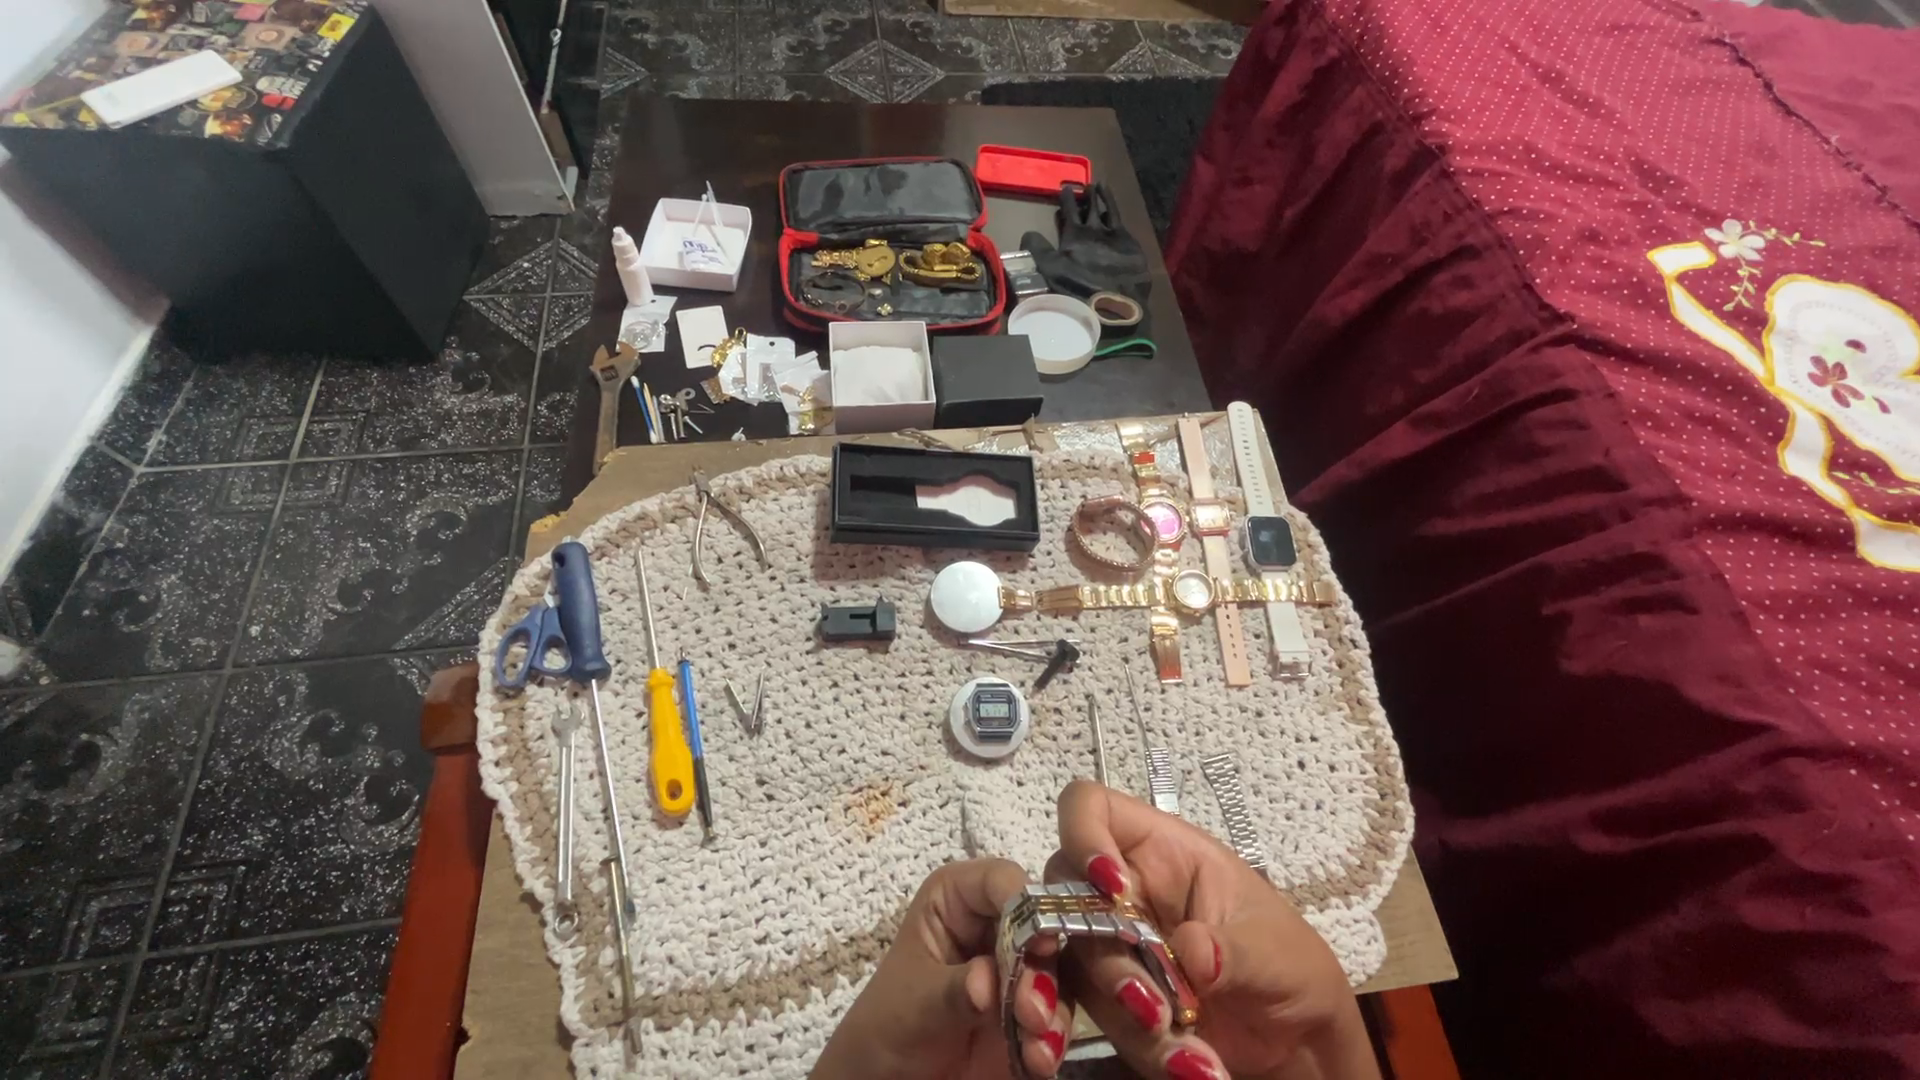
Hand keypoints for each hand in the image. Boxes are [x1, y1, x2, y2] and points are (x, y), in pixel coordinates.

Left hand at [811, 858, 1073, 1079]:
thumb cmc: (890, 1022)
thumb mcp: (915, 1002)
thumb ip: (955, 989)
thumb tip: (988, 981)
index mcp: (958, 899)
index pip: (1001, 880)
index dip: (1025, 901)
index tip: (1040, 941)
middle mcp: (995, 925)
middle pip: (1039, 925)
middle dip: (1041, 968)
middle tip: (1032, 1010)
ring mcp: (1016, 968)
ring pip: (1055, 972)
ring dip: (1052, 1008)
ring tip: (1035, 1044)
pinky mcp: (1030, 1012)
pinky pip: (1057, 1017)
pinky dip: (1053, 1039)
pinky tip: (1038, 1060)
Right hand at [1046, 781, 1379, 1079]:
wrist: (1294, 1044)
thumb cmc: (1288, 966)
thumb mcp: (1274, 952)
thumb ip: (1233, 950)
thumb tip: (1191, 952)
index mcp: (1159, 849)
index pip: (1091, 807)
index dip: (1082, 833)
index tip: (1109, 887)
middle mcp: (1121, 887)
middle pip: (1066, 891)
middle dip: (1103, 955)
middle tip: (1153, 1008)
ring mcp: (1107, 940)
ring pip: (1073, 962)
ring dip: (1124, 1017)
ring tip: (1190, 1060)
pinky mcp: (1103, 995)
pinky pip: (1078, 1010)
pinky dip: (1106, 1043)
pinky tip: (1153, 1065)